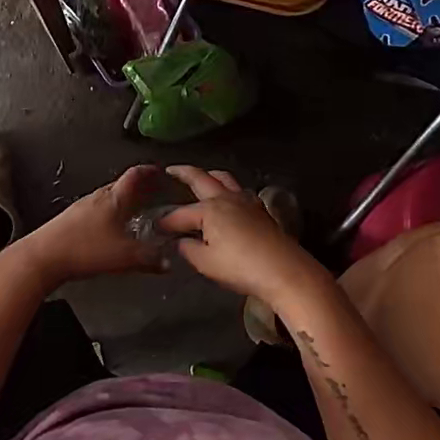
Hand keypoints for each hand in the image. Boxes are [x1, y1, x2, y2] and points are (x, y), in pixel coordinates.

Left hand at [16, 165, 167, 282]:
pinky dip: (109, 214)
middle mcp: (98, 197)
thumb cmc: (85, 249)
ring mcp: (81, 208)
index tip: (160, 171)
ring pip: (108, 198)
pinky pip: (96, 211)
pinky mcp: (69, 221)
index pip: (135, 175)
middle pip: (121, 185)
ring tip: (135, 211)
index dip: (149, 171)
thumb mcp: (125, 256)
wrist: (41, 258)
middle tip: (153, 192)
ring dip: (123, 201)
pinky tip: (110, 230)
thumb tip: (167, 262)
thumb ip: (149, 258)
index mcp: (115, 198)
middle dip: (139, 188)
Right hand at [157, 166, 330, 303]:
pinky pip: (240, 191)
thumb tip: (180, 242)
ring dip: (210, 176)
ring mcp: (247, 202)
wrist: (284, 270)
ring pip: (226, 180)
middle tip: (172, 169)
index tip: (155, 228)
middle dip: (185, 173)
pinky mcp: (262, 211)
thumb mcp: (206, 263)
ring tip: (201, 177)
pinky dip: (229, 189)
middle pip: (203, 179)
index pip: (181, 214)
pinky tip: (228, 199)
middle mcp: (228, 199)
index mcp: (210, 209)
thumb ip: (189, 250)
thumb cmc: (241, 267)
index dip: (167, 221)